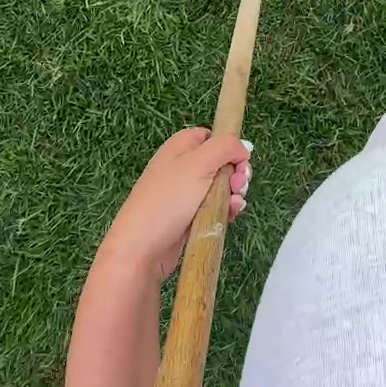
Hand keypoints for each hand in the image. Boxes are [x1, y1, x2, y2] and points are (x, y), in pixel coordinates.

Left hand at [97, 127, 250, 285]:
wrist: (141, 250)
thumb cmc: (168, 200)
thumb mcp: (198, 163)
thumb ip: (225, 146)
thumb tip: (244, 147)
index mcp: (181, 147)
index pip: (212, 136)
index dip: (229, 146)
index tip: (240, 160)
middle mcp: (184, 167)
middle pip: (221, 162)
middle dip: (236, 172)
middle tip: (238, 185)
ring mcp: (187, 193)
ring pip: (222, 186)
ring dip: (234, 192)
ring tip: (235, 203)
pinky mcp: (191, 216)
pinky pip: (216, 207)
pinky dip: (227, 209)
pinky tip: (232, 213)